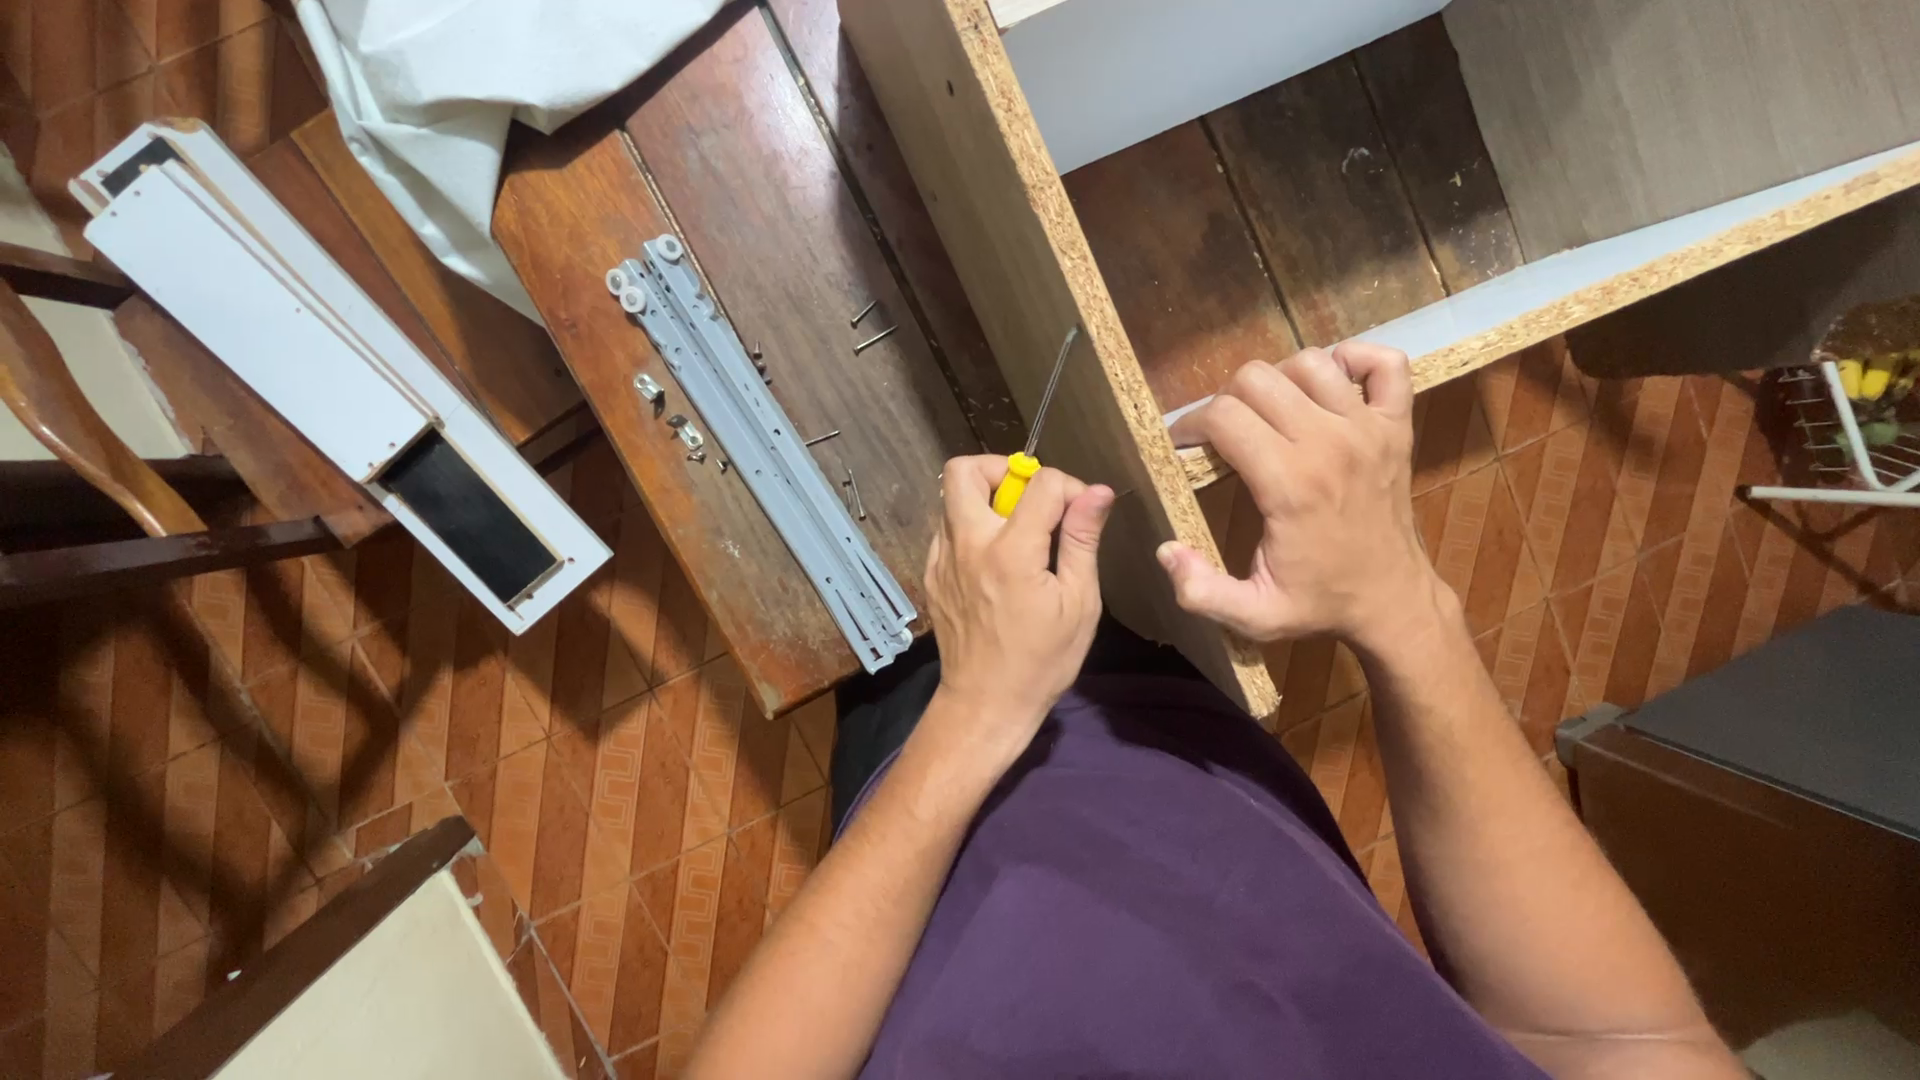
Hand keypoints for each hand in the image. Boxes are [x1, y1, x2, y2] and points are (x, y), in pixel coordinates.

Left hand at [922, 455, 1114, 753]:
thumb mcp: (1079, 603)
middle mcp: (967, 545)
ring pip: (951, 497)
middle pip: (965, 469)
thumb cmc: (1042, 660)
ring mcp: (941, 559)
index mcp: (1011, 552)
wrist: (985, 702)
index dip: (1069, 487)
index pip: (1041, 483)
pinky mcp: (930, 574)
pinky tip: (994, 558)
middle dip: (1003, 469)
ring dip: (985, 498)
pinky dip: (970, 526)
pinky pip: (945, 528)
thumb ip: (1083, 540)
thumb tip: (1097, 492)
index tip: (1081, 511)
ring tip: (1015, 530)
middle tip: (1029, 497)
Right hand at [1160, 344, 1440, 654]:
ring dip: (1279, 382)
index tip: (1184, 448)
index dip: (1190, 427)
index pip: (1223, 418)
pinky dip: (1354, 362)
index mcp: (1290, 485)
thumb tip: (1166, 551)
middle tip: (1223, 436)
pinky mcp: (1397, 426)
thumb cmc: (1318, 602)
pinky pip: (1385, 362)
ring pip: (1308, 363)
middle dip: (1226, 402)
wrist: (1392, 600)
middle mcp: (1330, 444)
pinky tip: (1330, 388)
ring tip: (1268, 416)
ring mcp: (1369, 429)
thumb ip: (1201, 591)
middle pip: (1257, 379)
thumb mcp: (1253, 614)